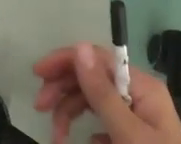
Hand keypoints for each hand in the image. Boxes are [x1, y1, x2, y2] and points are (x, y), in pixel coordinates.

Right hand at [32, 42, 180, 143]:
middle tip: (39, 107)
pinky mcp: (135, 139)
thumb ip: (102, 93)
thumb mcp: (127, 133)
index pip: (98, 59)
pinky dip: (89, 132)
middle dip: (64, 91)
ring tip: (57, 138)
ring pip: (95, 103)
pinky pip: (105, 125)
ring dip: (71, 114)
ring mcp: (138, 118)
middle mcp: (141, 95)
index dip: (66, 61)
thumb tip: (79, 47)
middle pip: (94, 80)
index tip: (38, 73)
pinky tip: (83, 142)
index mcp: (143, 86)